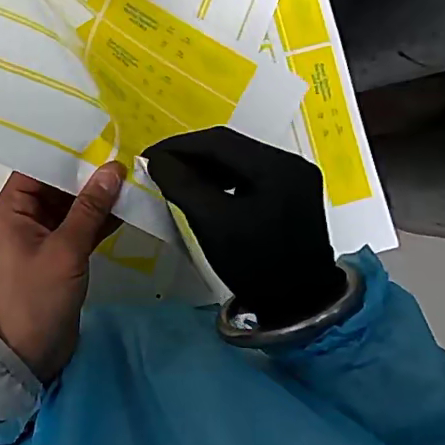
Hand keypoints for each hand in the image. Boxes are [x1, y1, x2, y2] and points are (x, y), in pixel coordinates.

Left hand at [0, 163, 124, 380]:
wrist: (31, 350)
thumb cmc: (38, 297)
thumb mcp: (66, 249)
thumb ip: (89, 208)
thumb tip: (112, 170)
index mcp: (9, 210)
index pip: (35, 169)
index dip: (64, 155)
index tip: (98, 142)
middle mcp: (22, 217)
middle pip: (55, 185)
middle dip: (87, 176)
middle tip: (124, 161)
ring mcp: (40, 236)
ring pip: (70, 206)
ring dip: (97, 198)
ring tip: (132, 180)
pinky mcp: (58, 253)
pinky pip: (79, 226)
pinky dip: (99, 220)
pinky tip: (128, 208)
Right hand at [142, 127, 342, 328]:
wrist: (298, 303)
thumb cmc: (254, 263)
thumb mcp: (212, 222)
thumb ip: (182, 185)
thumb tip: (156, 160)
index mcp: (276, 167)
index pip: (218, 141)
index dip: (177, 146)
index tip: (147, 156)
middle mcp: (290, 163)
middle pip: (229, 146)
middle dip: (190, 154)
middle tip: (157, 166)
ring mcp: (293, 177)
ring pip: (237, 159)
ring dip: (203, 165)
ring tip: (174, 177)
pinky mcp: (290, 192)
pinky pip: (247, 174)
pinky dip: (220, 177)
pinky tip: (202, 189)